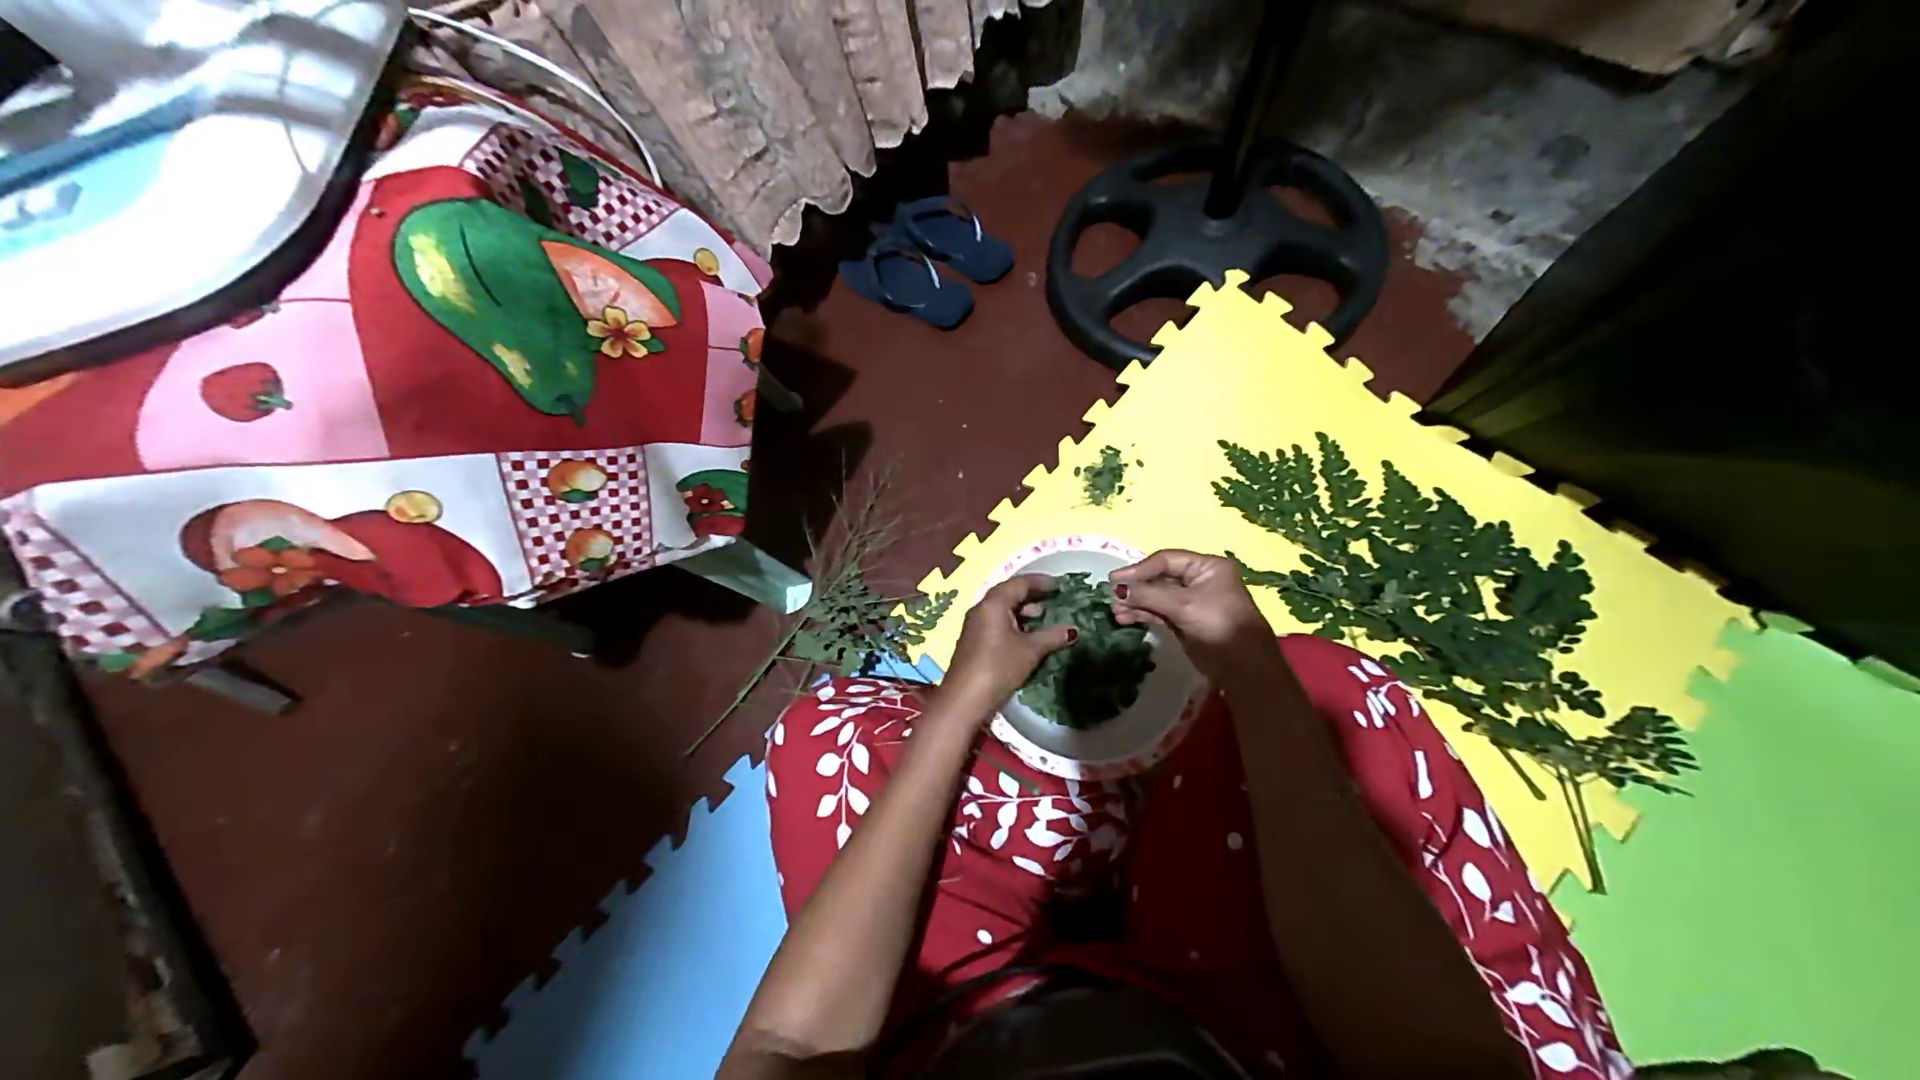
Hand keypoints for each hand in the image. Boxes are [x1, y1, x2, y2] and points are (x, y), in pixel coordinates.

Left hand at [942, 575, 1077, 715]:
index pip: (1019, 583)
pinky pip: (996, 622)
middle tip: (1053, 598)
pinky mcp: (974, 641)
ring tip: (1042, 616)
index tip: (1059, 585)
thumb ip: (1052, 636)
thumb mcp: (1030, 650)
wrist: (965, 698)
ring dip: (1022, 610)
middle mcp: (981, 609)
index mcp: (993, 604)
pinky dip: (1013, 622)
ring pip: (1001, 609)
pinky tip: (1026, 635)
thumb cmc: (999, 667)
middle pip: (1008, 593)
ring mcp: (975, 625)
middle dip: (1031, 594)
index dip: (1040, 581)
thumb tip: (1072, 629)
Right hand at [1109, 549, 1275, 680]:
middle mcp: (1198, 580)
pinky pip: (1158, 612)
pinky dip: (1142, 614)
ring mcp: (1190, 602)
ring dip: (1135, 602)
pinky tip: (1124, 618)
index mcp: (1206, 567)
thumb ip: (1149, 594)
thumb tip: (1118, 589)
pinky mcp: (1184, 621)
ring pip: (1156, 596)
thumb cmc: (1219, 626)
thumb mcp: (1184, 606)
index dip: (1139, 569)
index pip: (1166, 560)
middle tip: (1112, 596)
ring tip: (1116, 611)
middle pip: (1159, 578)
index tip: (1115, 579)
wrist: (1243, 668)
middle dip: (1136, 587)